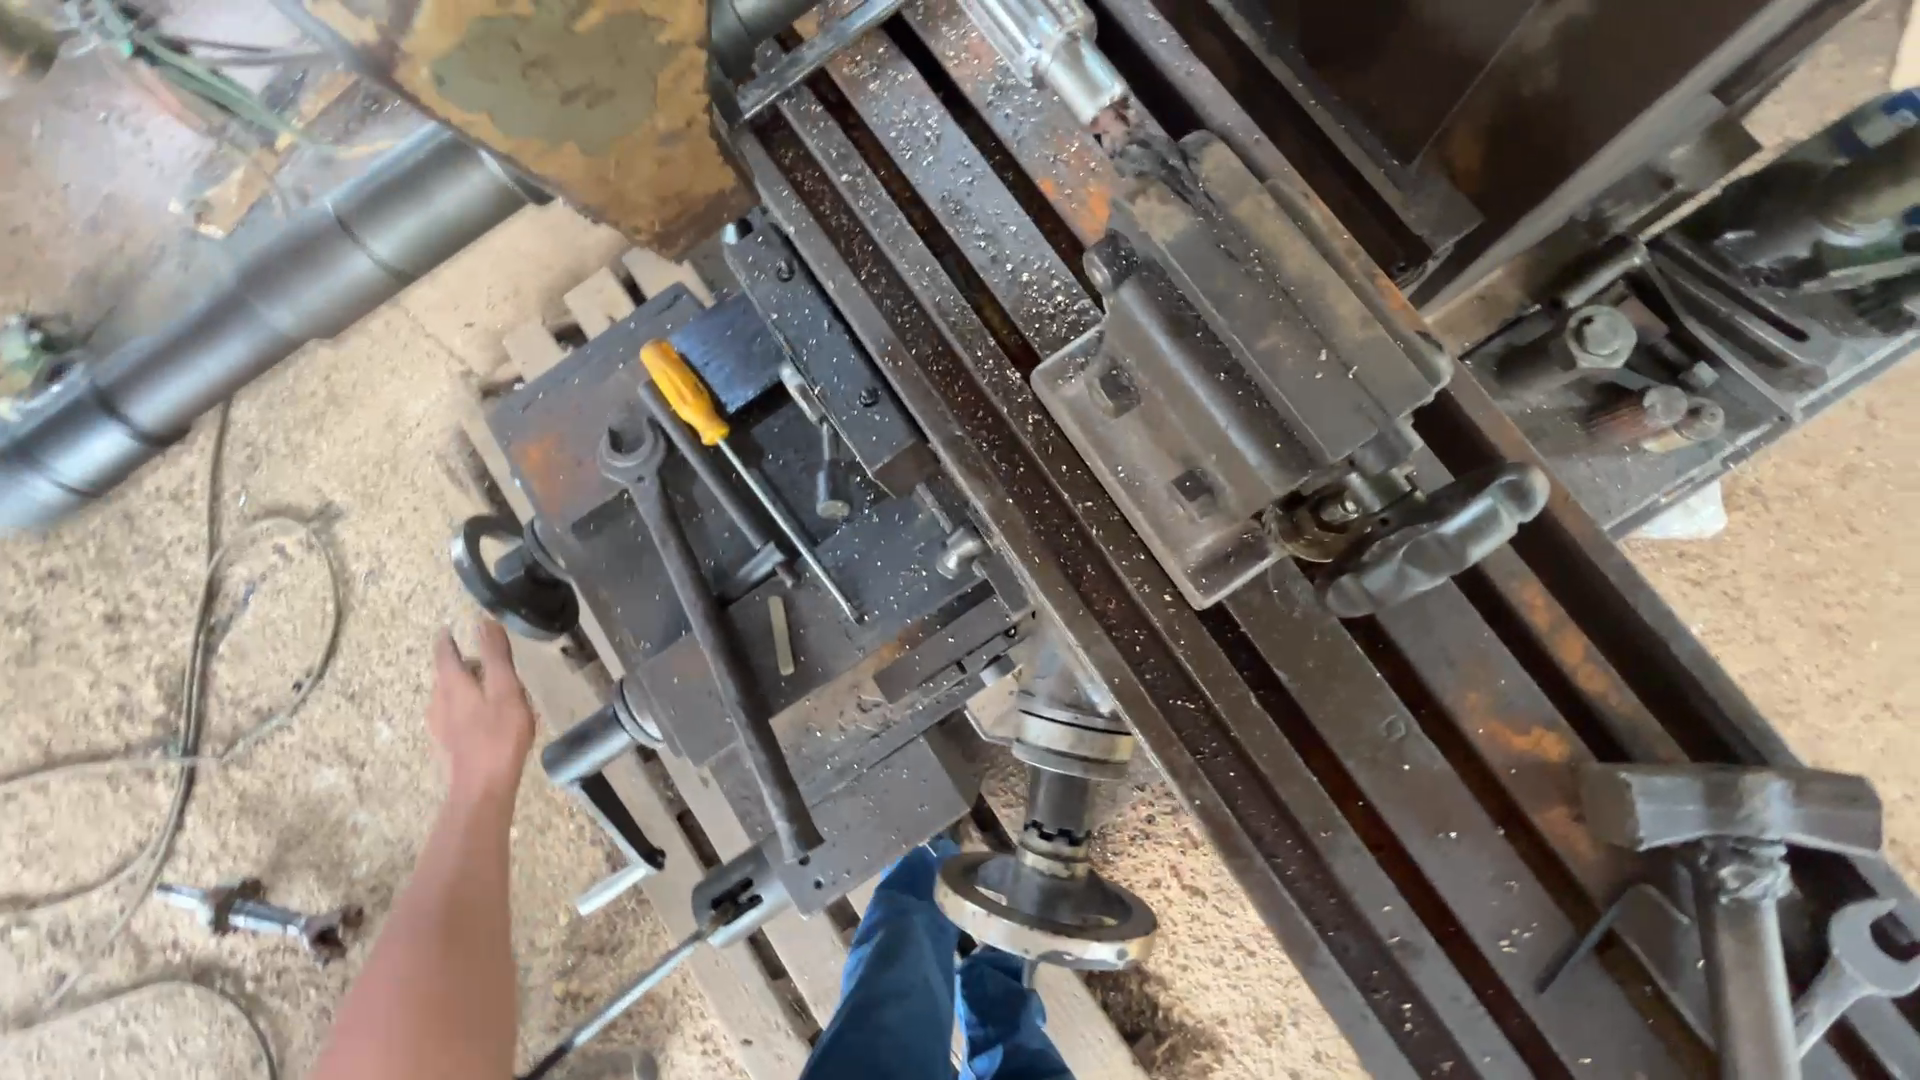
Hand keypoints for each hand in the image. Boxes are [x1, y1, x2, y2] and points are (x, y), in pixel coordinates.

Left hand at [428, 620, 535, 802]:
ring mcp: (438, 725)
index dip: (447, 639)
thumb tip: (483, 621)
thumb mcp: (505, 689)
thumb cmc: (498, 734)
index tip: (450, 628)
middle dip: (460, 663)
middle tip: (480, 657)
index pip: (444, 653)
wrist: (481, 786)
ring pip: (448, 696)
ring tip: (485, 686)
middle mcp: (438, 701)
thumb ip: (496, 656)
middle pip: (445, 675)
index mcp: (452, 685)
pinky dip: (464, 706)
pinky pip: (452, 714)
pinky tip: (480, 717)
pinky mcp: (445, 743)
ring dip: (463, 686)